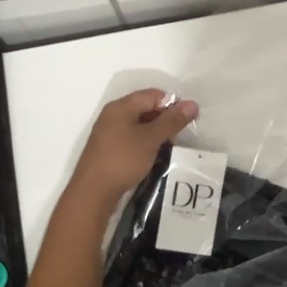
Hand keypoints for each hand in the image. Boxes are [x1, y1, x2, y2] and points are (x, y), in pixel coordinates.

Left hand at [66, 89, 199, 204]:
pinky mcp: (109, 149)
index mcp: (121, 106)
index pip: (153, 95)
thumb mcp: (150, 139)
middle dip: (165, 120)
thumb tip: (193, 104)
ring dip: (156, 134)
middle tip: (178, 138)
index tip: (187, 121)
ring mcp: (109, 133)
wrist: (93, 192)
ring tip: (168, 149)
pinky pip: (132, 139)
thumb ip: (172, 121)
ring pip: (140, 125)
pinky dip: (145, 144)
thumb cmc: (122, 160)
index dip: (172, 104)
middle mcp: (113, 115)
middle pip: (146, 108)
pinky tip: (154, 157)